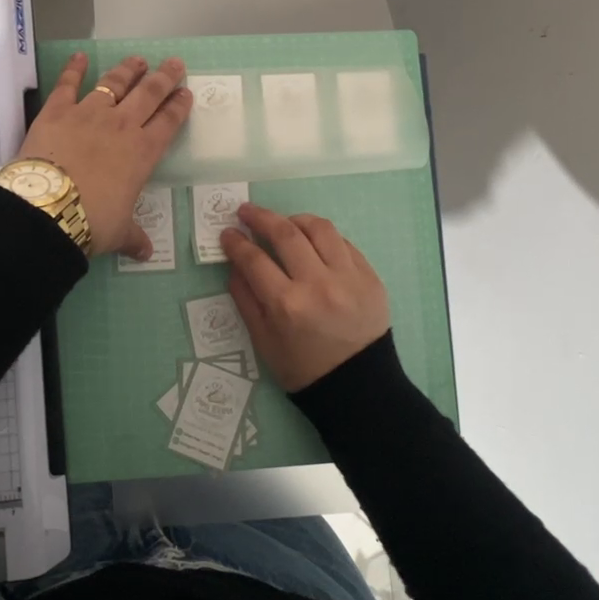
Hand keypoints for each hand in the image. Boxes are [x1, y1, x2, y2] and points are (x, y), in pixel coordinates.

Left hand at [15, 53, 191, 258]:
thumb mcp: (119, 232)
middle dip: (164, 77)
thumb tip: (146, 253)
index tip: (186, 93)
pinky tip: (79, 57)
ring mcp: (89, 113)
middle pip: (148, 94)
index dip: (179, 106)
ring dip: (128, 70)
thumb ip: (134, 237)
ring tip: (138, 60)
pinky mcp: (57, 110)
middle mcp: (121, 125)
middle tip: (175, 64)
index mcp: (142, 152)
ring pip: (113, 83)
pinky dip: (73, 69)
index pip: (168, 122)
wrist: (47, 208)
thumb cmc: (92, 220)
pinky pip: (67, 84)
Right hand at [222, 204, 390, 390]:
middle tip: (246, 212)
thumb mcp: (264, 342)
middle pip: (286, 234)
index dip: (236, 243)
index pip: (254, 260)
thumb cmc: (303, 369)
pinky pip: (344, 244)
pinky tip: (313, 243)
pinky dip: (323, 238)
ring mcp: (349, 278)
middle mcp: (318, 285)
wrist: (358, 388)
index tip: (228, 233)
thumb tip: (235, 265)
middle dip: (261, 218)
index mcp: (287, 305)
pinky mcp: (370, 278)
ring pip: (320, 229)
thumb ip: (246, 299)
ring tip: (284, 223)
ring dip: (296, 220)